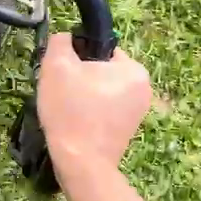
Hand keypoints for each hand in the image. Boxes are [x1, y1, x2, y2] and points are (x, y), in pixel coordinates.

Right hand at [37, 42, 152, 176]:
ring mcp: (138, 111)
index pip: (100, 49)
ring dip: (82, 94)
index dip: (76, 58)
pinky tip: (74, 121)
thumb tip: (66, 37)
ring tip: (65, 108)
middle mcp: (144, 88)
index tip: (61, 74)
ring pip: (100, 90)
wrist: (81, 163)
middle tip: (60, 92)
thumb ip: (61, 42)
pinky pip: (104, 109)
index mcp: (134, 69)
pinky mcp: (128, 129)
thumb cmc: (71, 111)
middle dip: (79, 77)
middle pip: (100, 70)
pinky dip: (89, 111)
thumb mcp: (56, 66)